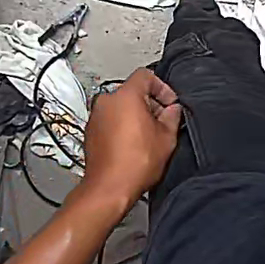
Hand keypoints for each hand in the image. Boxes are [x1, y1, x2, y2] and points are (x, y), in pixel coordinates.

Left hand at [78, 69, 182, 209]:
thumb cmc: (134, 164)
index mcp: (125, 96)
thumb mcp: (166, 138)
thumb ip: (172, 116)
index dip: (162, 87)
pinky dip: (123, 126)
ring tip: (149, 136)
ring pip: (121, 106)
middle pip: (133, 91)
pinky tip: (134, 144)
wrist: (109, 187)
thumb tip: (173, 109)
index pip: (145, 76)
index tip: (169, 103)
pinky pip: (111, 120)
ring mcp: (96, 117)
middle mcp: (106, 102)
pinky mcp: (91, 132)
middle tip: (163, 121)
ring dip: (136, 116)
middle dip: (150, 103)